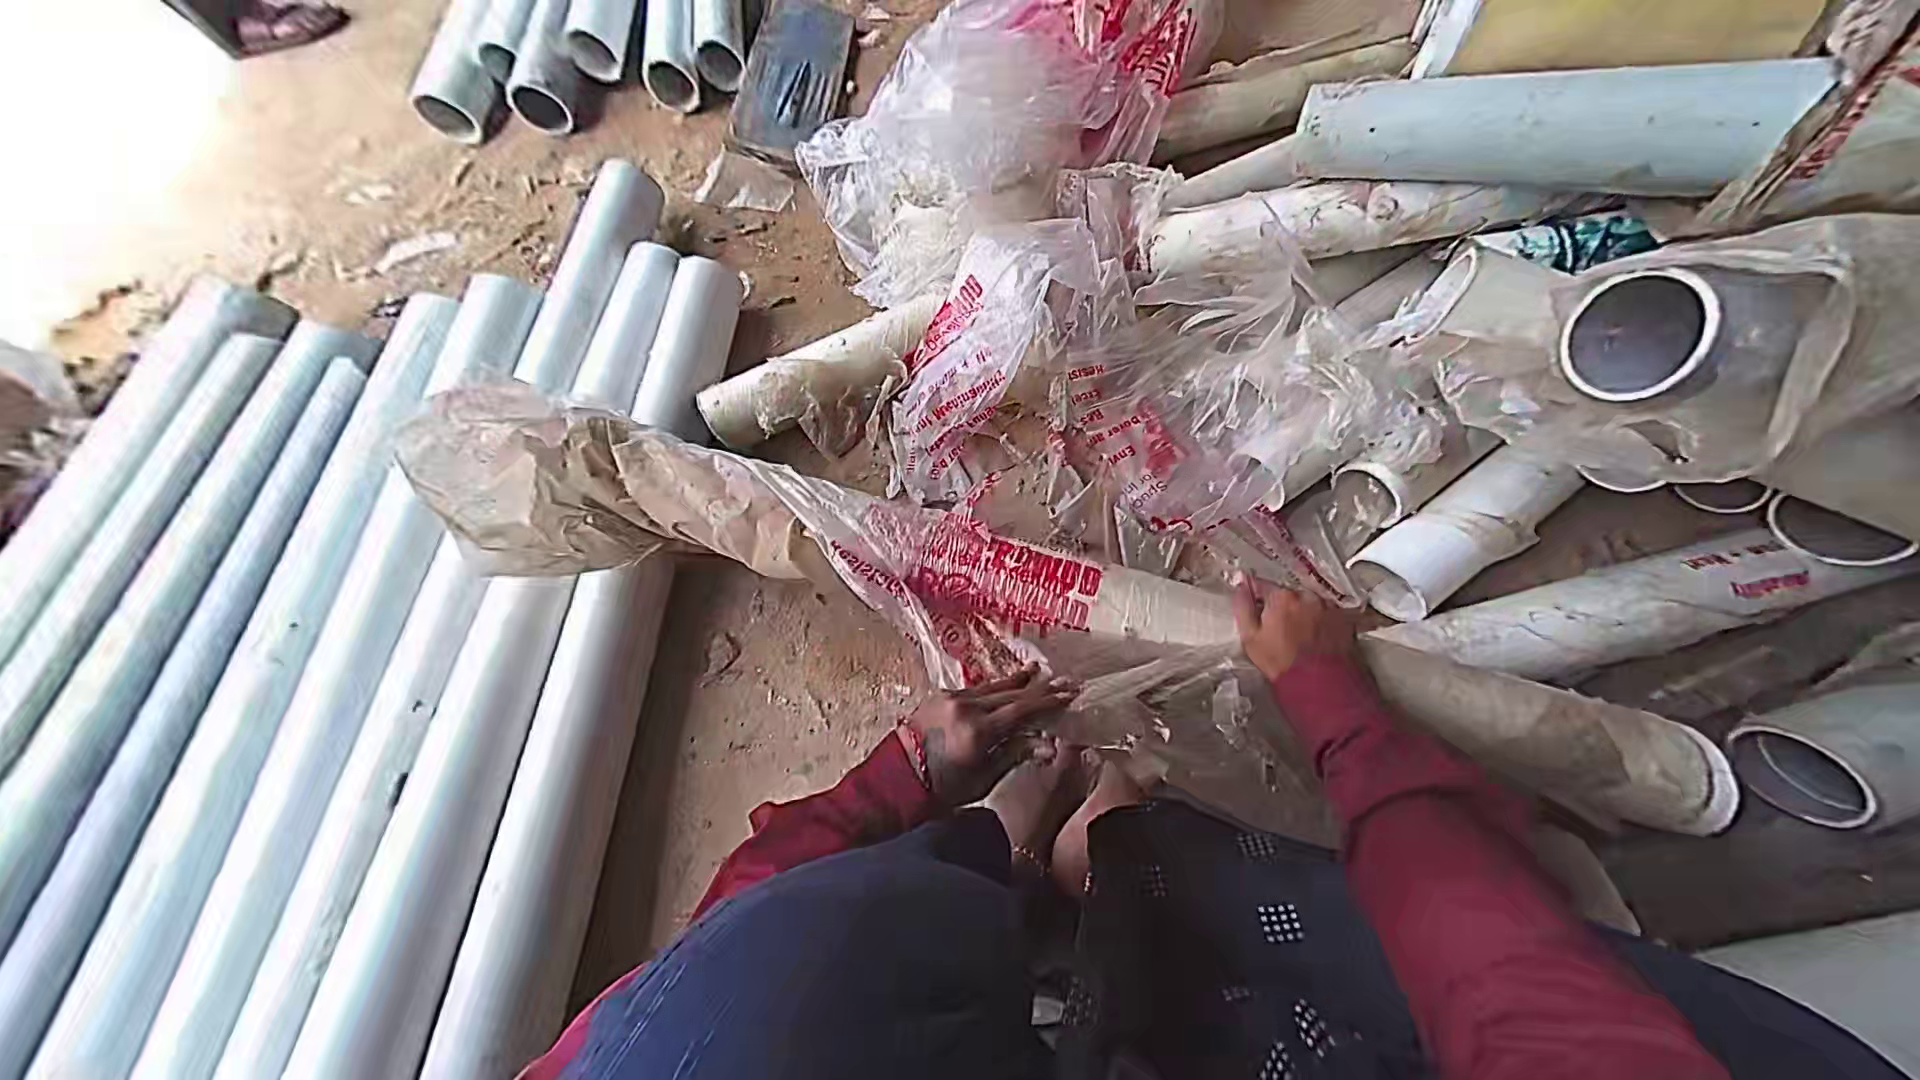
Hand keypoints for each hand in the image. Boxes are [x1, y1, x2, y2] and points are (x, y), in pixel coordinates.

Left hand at [903, 664, 1077, 807]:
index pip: (1022, 710)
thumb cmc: (942, 790)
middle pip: (1010, 694)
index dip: (1048, 702)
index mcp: (977, 731)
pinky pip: (976, 689)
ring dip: (1017, 681)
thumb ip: (1014, 756)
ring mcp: (951, 698)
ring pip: (992, 687)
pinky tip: (1007, 683)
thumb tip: (1049, 745)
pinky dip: (994, 687)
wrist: (896, 778)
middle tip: (1065, 681)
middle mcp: (965, 708)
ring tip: (1038, 671)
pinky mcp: (941, 696)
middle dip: (1039, 688)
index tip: (1070, 695)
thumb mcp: (982, 780)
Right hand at [1233, 577, 1353, 681]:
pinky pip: (1325, 611)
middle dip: (1281, 605)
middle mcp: (1307, 596)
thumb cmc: (1281, 662)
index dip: (1256, 596)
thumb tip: (1240, 587)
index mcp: (1282, 597)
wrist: (1321, 684)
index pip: (1263, 585)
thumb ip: (1243, 606)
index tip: (1256, 605)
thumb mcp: (1250, 636)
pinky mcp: (1344, 619)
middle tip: (1278, 626)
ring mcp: (1328, 606)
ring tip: (1298, 633)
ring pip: (1307, 601)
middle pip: (1288, 593)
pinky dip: (1319, 619)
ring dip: (1302, 611)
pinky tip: (1314, 636)